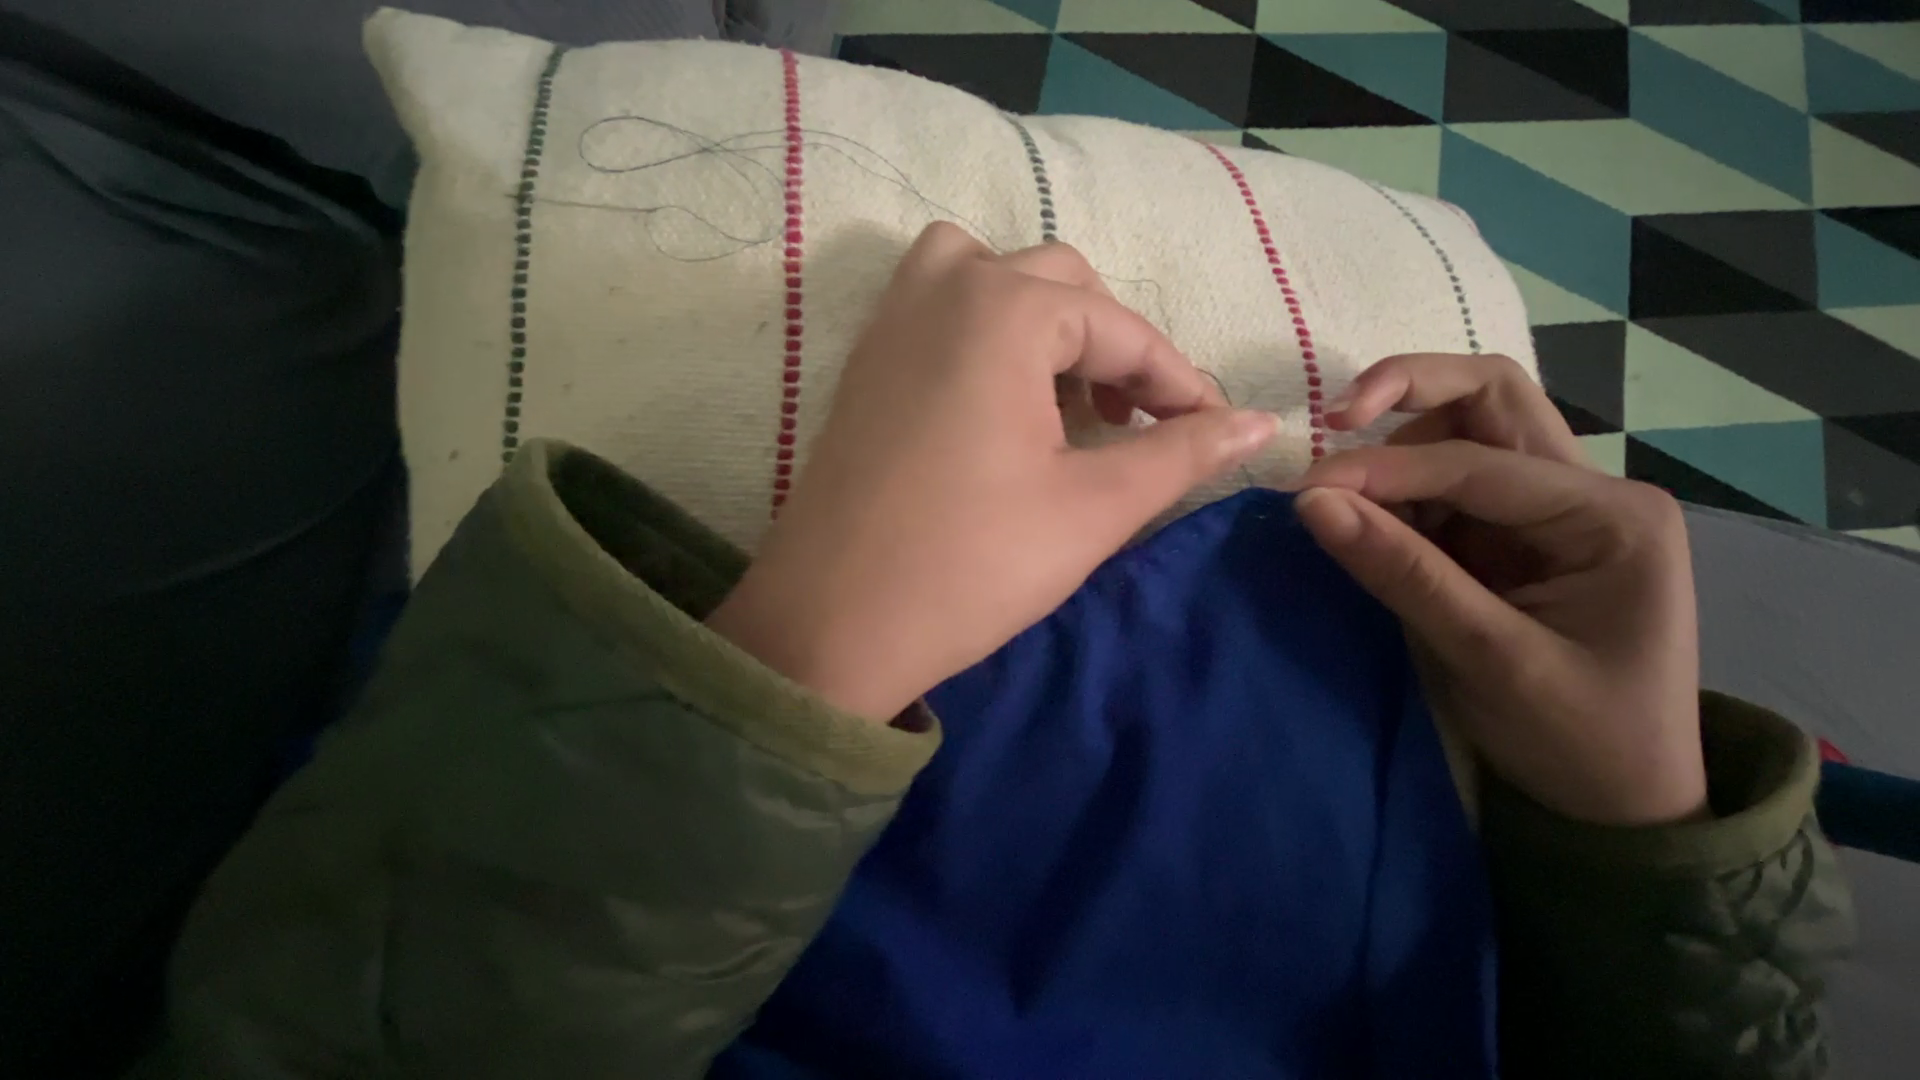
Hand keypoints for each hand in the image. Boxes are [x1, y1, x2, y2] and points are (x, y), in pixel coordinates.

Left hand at [707, 223, 1278, 721]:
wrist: (831, 625)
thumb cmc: (970, 565)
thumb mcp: (1093, 508)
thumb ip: (1182, 453)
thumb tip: (1261, 424)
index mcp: (1001, 309)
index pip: (1119, 327)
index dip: (1177, 379)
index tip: (1213, 427)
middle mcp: (941, 288)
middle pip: (1058, 285)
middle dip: (1114, 346)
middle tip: (1137, 419)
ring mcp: (891, 320)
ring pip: (990, 281)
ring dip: (1045, 326)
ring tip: (1069, 401)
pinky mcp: (864, 361)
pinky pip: (939, 311)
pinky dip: (987, 335)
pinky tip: (1003, 406)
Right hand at [1297, 353, 1705, 825]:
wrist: (1620, 804)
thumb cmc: (1578, 737)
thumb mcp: (1488, 657)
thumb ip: (1401, 572)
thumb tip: (1308, 502)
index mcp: (1608, 515)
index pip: (1476, 461)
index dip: (1382, 469)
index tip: (1303, 491)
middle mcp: (1585, 492)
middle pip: (1490, 399)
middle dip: (1408, 391)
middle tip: (1332, 417)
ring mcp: (1545, 511)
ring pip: (1463, 431)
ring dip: (1394, 447)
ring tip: (1335, 493)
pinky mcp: (1507, 537)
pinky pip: (1442, 487)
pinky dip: (1393, 491)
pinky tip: (1359, 518)